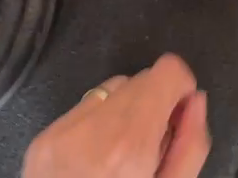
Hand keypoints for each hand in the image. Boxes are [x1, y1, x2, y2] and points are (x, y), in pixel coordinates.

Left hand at [22, 54, 210, 177]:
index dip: (180, 92)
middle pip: (142, 80)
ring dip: (124, 114)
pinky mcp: (42, 141)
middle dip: (152, 107)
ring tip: (118, 160)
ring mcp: (62, 133)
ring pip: (112, 91)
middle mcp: (93, 127)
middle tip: (148, 151)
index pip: (167, 71)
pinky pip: (84, 110)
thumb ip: (192, 145)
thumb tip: (195, 100)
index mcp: (129, 143)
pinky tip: (93, 166)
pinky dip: (97, 128)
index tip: (177, 120)